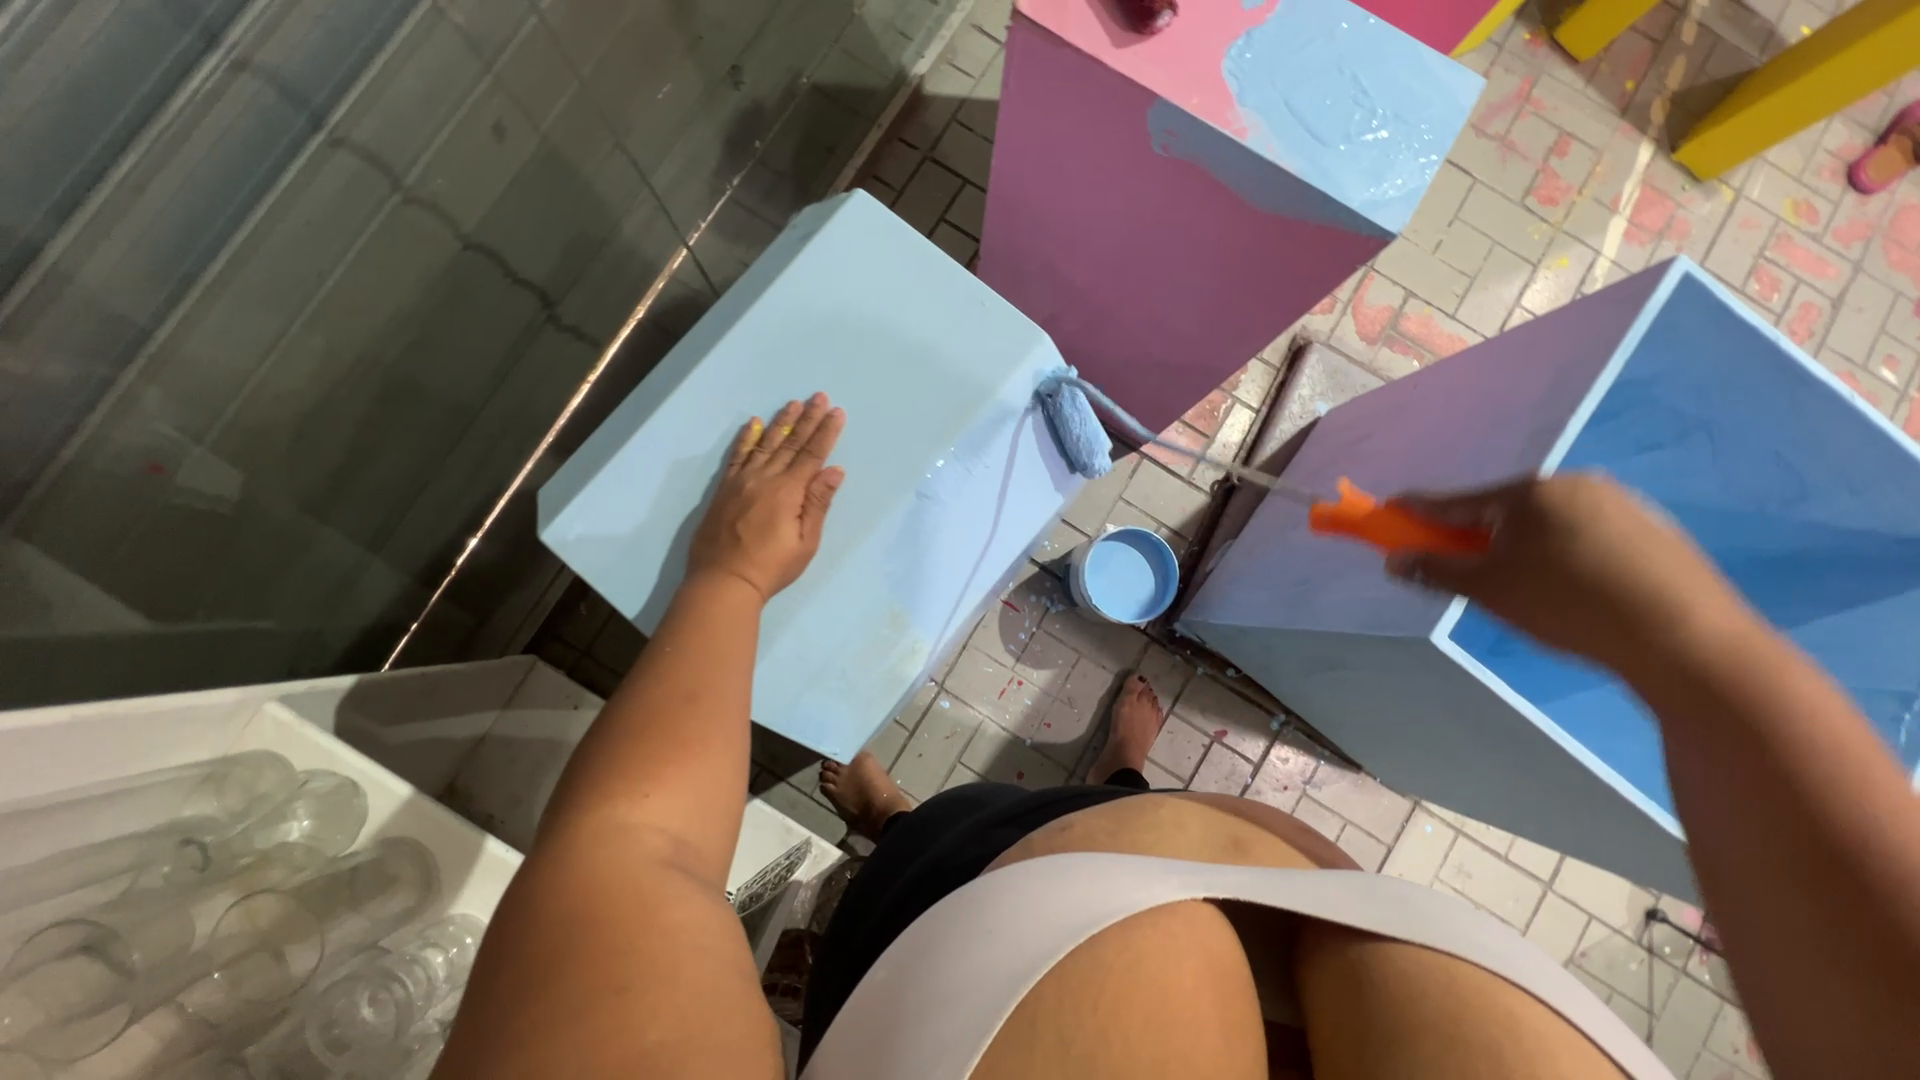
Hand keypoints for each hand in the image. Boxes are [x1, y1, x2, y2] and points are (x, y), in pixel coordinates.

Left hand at [687, 393, 845, 602]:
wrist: (722, 581)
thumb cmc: (771, 567)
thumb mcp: (805, 542)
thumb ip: (818, 503)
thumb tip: (834, 470)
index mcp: (788, 491)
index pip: (813, 455)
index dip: (826, 433)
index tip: (837, 412)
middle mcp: (765, 478)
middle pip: (791, 443)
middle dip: (808, 419)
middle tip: (819, 396)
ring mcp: (741, 481)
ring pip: (765, 443)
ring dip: (780, 422)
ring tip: (793, 403)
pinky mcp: (725, 488)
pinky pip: (737, 455)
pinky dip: (746, 438)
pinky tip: (753, 424)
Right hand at [1385, 473, 1748, 674]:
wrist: (1686, 638)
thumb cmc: (1568, 605)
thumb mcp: (1488, 590)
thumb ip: (1435, 570)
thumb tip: (1395, 559)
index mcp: (1529, 492)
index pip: (1455, 500)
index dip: (1416, 510)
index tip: (1388, 509)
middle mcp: (1573, 485)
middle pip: (1502, 509)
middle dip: (1474, 533)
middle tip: (1463, 569)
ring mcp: (1619, 504)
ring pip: (1545, 523)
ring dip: (1520, 546)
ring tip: (1524, 589)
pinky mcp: (1652, 530)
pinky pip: (1584, 535)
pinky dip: (1562, 555)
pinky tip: (1571, 588)